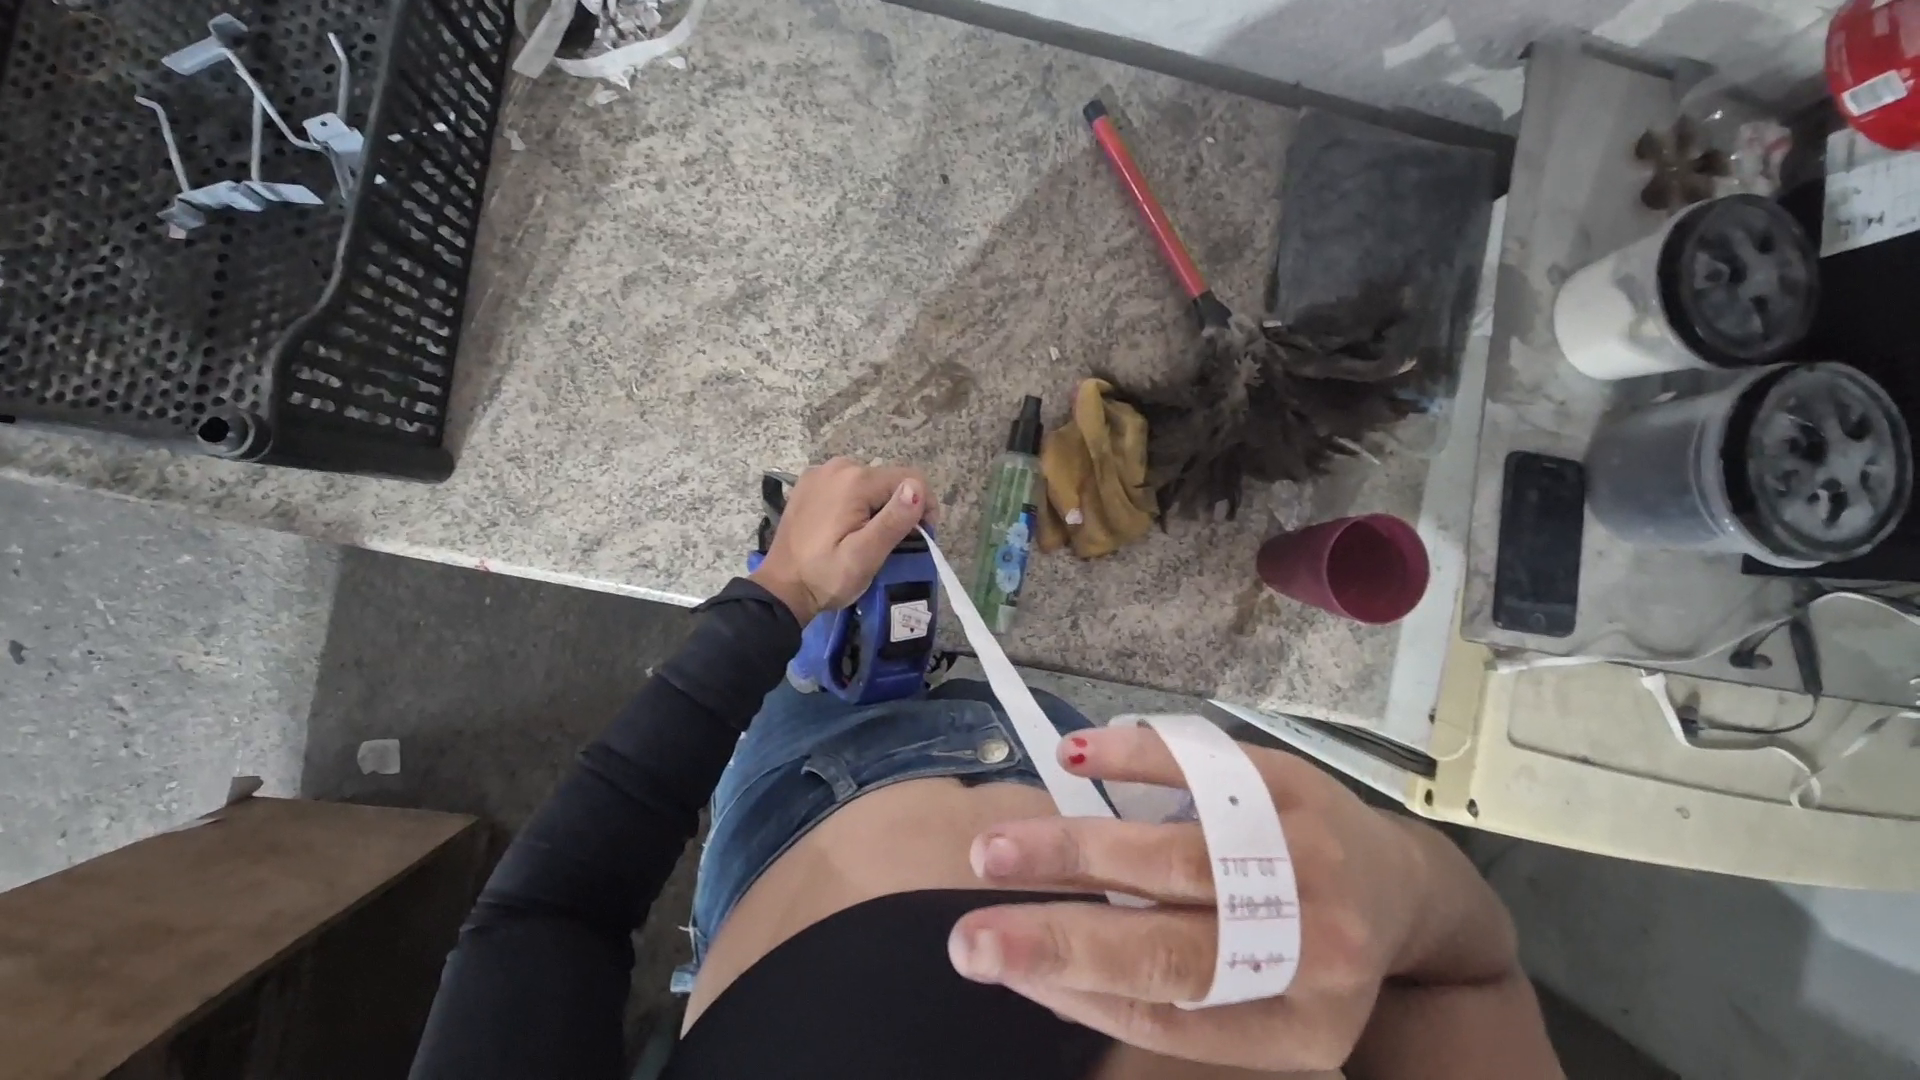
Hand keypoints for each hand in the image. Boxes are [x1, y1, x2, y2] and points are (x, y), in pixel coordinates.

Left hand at [749, 458, 935, 624]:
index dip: (924, 506)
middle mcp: (837, 467)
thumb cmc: (826, 576)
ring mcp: (820, 473)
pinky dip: (857, 503)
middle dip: (900, 508)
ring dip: (879, 507)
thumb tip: (917, 487)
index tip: (922, 537)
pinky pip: (847, 486)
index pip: (911, 479)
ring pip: (869, 482)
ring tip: (870, 539)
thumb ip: (893, 519)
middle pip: (889, 479)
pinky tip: (848, 529)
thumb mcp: (865, 555)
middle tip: (894, 544)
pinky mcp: (809, 485)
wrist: (781, 590)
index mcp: (854, 480)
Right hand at [945, 725, 1468, 1073]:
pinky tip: (1074, 756)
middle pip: (1166, 950)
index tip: (991, 964)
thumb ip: (1156, 998)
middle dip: (1059, 938)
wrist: (1400, 887)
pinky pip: (1203, 768)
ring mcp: (1301, 857)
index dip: (1071, 988)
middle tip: (969, 934)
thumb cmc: (1306, 955)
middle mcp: (1306, 950)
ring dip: (1074, 851)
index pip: (1166, 1017)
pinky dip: (1134, 757)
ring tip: (996, 848)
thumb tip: (1038, 973)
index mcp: (1293, 1023)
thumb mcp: (1255, 1008)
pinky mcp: (1289, 783)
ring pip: (1172, 856)